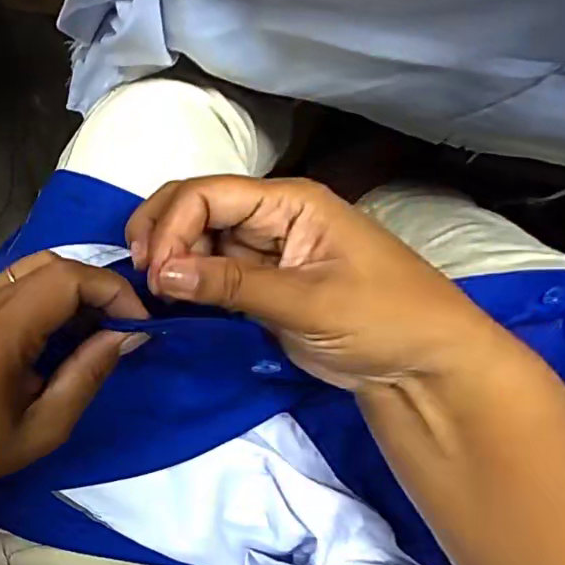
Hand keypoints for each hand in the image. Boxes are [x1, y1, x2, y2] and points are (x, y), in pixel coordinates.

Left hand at [0, 251, 150, 494]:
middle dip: (98, 287)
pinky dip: (51, 290)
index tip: (138, 324)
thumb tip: (127, 334)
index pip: (67, 280)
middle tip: (122, 325)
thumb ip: (89, 373)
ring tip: (98, 325)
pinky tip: (64, 324)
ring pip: (38, 265)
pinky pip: (20, 278)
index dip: (112, 292)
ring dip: (76, 286)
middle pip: (55, 264)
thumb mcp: (48, 424)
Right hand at [126, 176, 509, 390]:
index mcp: (288, 202)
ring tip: (156, 291)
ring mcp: (260, 248)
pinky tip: (172, 298)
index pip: (208, 195)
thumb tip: (162, 274)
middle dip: (160, 234)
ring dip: (168, 258)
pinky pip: (206, 270)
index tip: (157, 274)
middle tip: (143, 275)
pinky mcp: (255, 280)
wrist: (420, 369)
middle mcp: (268, 215)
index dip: (172, 228)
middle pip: (193, 207)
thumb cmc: (384, 320)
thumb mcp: (307, 301)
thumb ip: (231, 285)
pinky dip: (184, 281)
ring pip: (194, 238)